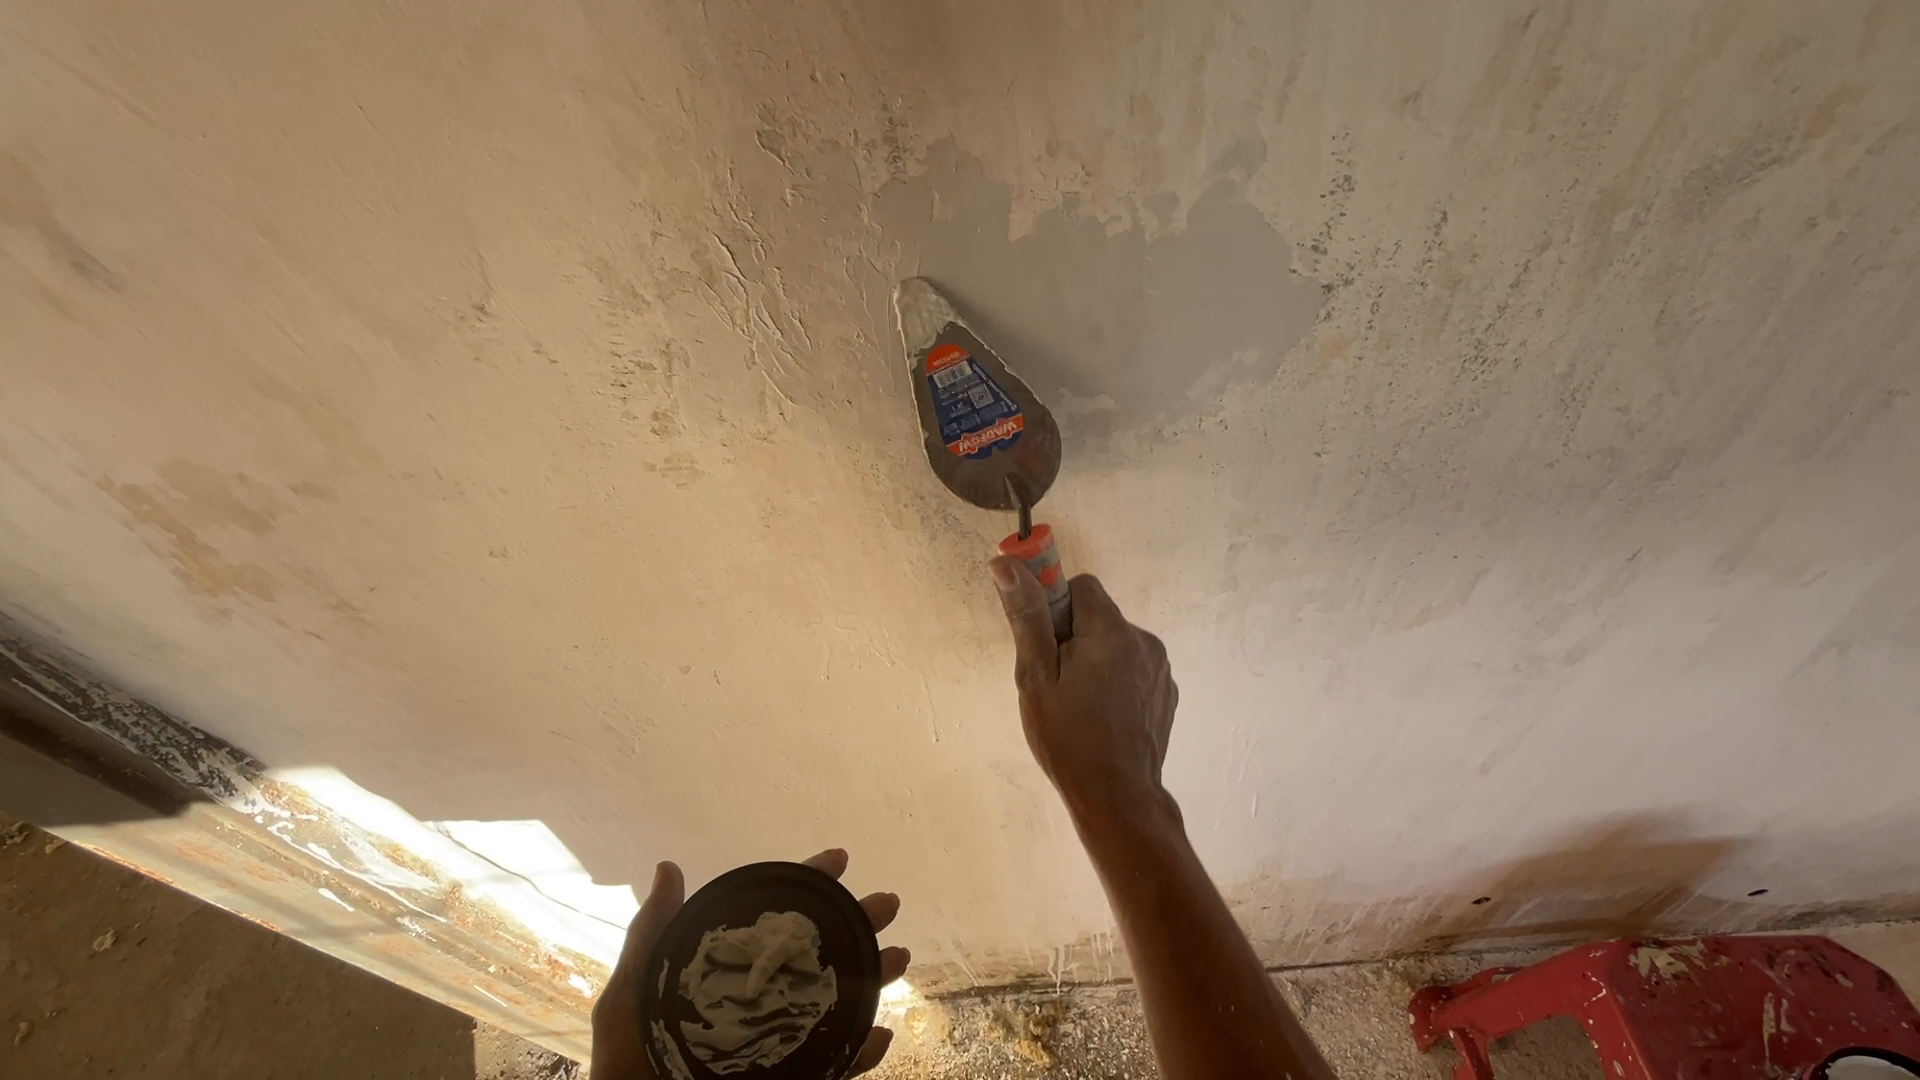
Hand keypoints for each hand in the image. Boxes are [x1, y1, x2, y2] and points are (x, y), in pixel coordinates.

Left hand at [589, 849, 910, 1078]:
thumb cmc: (628, 1068)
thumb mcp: (629, 999)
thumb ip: (650, 936)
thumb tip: (668, 867)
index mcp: (730, 971)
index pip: (776, 917)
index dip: (809, 883)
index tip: (840, 858)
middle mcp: (763, 998)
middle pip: (820, 952)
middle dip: (858, 922)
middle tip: (887, 903)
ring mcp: (782, 1041)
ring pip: (839, 1001)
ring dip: (873, 976)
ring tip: (899, 957)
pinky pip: (838, 1066)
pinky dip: (863, 1053)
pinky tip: (880, 1034)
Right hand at [990, 557, 1179, 825]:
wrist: (1118, 798)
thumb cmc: (1068, 738)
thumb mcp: (1036, 677)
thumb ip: (1026, 616)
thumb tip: (1005, 564)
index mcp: (1111, 631)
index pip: (1081, 586)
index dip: (1055, 607)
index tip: (1044, 642)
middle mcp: (1144, 640)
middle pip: (1098, 615)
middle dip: (1073, 636)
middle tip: (1055, 680)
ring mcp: (1161, 667)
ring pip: (1115, 641)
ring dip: (1095, 657)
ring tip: (1079, 702)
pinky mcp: (1167, 691)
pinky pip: (1133, 666)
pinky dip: (1116, 678)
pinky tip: (1103, 715)